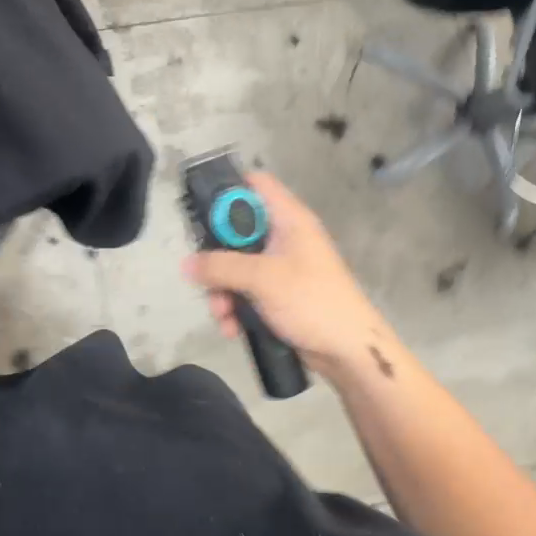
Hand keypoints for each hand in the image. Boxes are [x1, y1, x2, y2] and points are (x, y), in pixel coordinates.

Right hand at [184, 173, 396, 376]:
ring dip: (223, 288)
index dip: (228, 189)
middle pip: (237, 229)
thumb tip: (186, 263)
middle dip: (217, 255)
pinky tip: (231, 326)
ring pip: (238, 264)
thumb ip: (220, 267)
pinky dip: (236, 305)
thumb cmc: (311, 300)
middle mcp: (284, 237)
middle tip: (204, 272)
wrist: (349, 352)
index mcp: (289, 219)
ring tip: (221, 313)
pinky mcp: (280, 294)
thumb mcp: (262, 278)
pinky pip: (247, 290)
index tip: (201, 209)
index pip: (255, 183)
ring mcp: (282, 266)